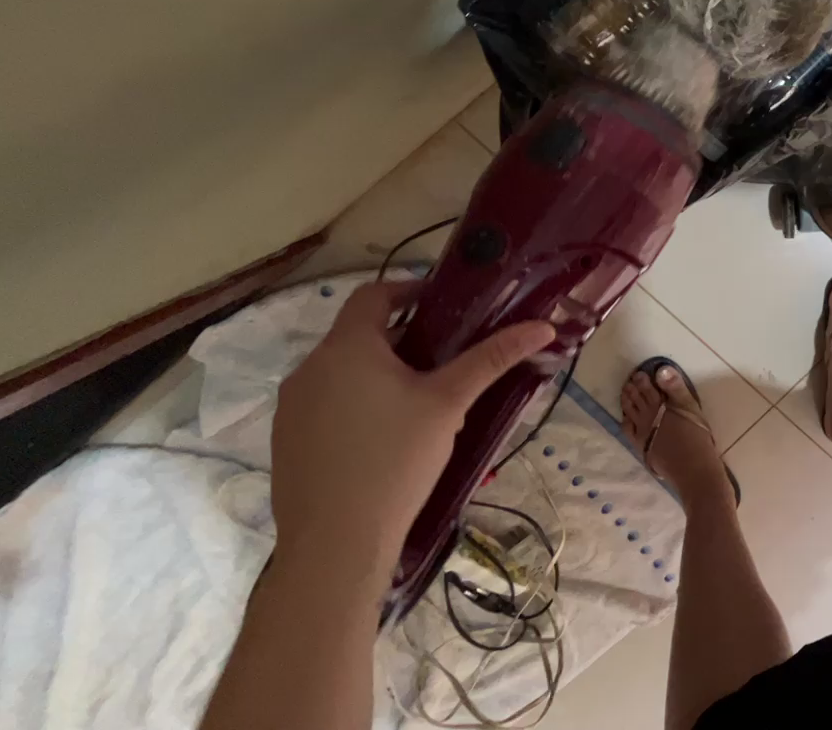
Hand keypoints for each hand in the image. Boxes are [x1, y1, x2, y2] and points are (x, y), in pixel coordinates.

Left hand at [270, 282, 554, 578]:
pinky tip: (390, 433)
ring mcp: (291, 407)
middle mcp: (309, 369)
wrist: (336, 542)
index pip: (372, 295)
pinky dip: (360, 401)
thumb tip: (544, 326)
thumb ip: (493, 358)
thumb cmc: (396, 458)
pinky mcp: (287, 441)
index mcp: (346, 349)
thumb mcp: (451, 402)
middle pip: (360, 334)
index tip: (447, 302)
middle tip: (451, 355)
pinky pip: (328, 402)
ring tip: (426, 396)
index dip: (409, 289)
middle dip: (406, 337)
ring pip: (344, 371)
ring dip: (383, 370)